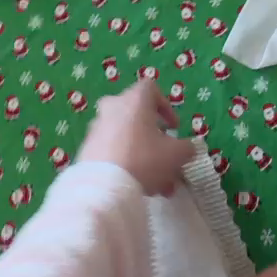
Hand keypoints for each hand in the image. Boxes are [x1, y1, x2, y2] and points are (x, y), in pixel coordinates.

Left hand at [77, 80, 196, 195]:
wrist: (103, 185)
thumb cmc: (144, 159)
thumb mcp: (176, 155)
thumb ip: (187, 148)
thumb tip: (188, 147)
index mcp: (134, 100)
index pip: (151, 89)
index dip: (165, 106)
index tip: (174, 128)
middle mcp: (113, 106)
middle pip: (139, 117)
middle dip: (156, 140)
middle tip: (167, 161)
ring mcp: (98, 126)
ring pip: (128, 138)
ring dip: (145, 158)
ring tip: (158, 186)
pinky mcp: (88, 147)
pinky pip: (113, 150)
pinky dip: (127, 163)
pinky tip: (139, 187)